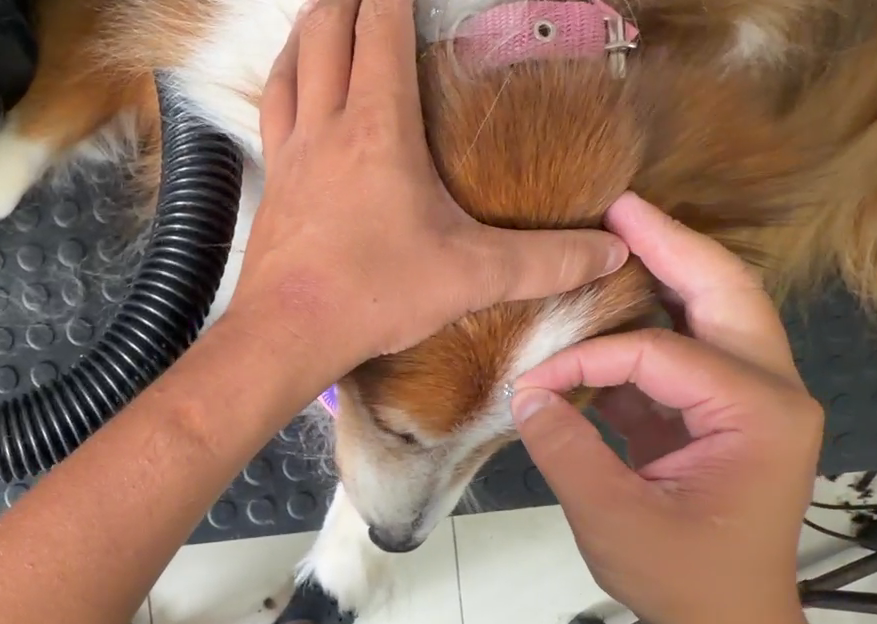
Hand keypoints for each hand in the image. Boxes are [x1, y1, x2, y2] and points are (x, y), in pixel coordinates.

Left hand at [226, 0, 628, 385]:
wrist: (283, 336)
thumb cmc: (371, 297)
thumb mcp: (469, 278)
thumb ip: (543, 262)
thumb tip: (611, 252)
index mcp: (376, 127)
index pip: (380, 27)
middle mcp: (323, 131)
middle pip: (322, 35)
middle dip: (344, 0)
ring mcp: (286, 161)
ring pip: (285, 75)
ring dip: (302, 39)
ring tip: (318, 22)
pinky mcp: (266, 195)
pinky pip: (269, 123)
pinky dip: (279, 94)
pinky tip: (288, 106)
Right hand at [510, 193, 823, 623]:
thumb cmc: (677, 576)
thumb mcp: (611, 515)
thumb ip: (566, 447)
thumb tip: (526, 395)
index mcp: (756, 412)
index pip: (659, 354)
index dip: (585, 359)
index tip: (526, 385)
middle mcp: (770, 393)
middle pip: (726, 294)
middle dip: (671, 246)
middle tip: (619, 205)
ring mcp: (750, 405)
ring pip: (714, 318)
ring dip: (666, 280)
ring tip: (616, 242)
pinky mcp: (722, 422)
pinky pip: (685, 361)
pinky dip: (645, 338)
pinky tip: (603, 325)